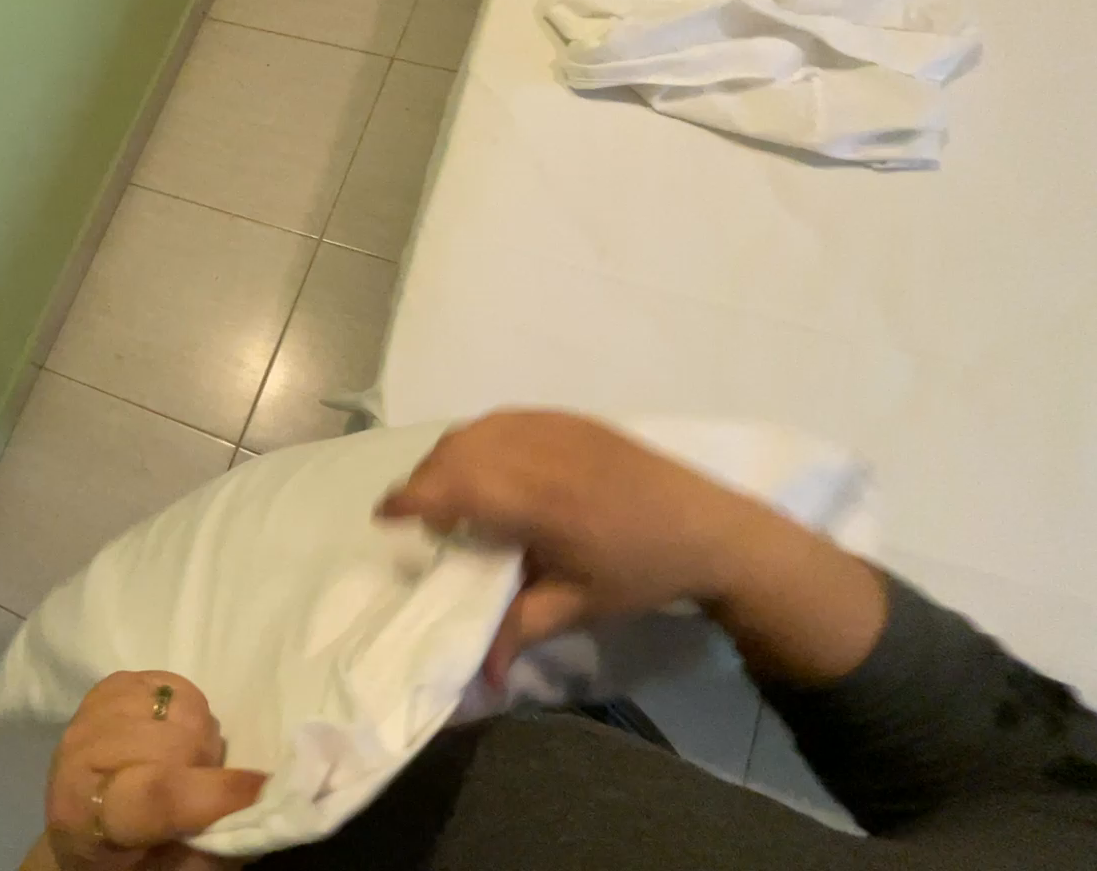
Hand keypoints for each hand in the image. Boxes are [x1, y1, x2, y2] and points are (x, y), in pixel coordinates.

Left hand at [26, 671, 266, 870]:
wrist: (80, 818)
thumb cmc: (125, 856)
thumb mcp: (166, 870)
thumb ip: (208, 849)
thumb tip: (255, 813)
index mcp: (84, 813)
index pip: (157, 793)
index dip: (215, 791)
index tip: (262, 789)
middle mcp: (81, 753)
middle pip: (177, 740)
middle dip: (206, 764)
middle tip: (199, 786)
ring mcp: (95, 710)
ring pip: (182, 705)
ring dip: (198, 734)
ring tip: (183, 759)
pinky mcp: (112, 683)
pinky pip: (175, 682)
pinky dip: (187, 707)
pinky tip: (170, 730)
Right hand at [378, 410, 776, 682]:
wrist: (712, 528)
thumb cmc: (640, 573)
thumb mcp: (577, 606)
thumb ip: (517, 630)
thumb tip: (477, 680)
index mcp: (538, 503)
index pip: (453, 487)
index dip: (410, 499)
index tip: (384, 516)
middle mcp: (536, 455)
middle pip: (452, 455)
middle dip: (422, 482)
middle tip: (419, 514)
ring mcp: (550, 428)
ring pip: (471, 432)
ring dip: (446, 459)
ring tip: (450, 491)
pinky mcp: (564, 417)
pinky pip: (497, 421)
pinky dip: (475, 441)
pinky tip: (484, 466)